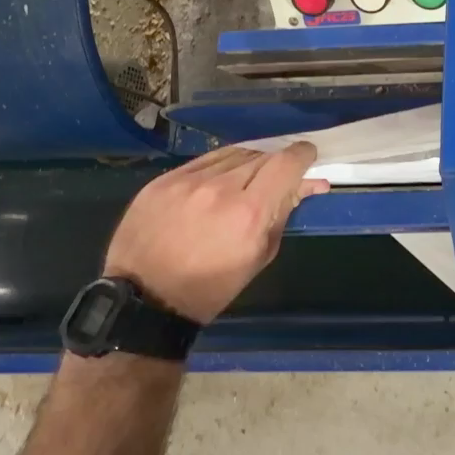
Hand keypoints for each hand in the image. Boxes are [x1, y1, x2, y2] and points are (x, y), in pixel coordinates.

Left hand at [104, 144, 328, 323]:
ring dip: (248, 162)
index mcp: (248, 213)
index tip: (307, 156)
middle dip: (276, 163)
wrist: (144, 300)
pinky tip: (219, 181)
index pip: (286, 163)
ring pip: (233, 154)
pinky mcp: (163, 180)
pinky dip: (220, 166)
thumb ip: (284, 213)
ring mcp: (187, 181)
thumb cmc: (211, 287)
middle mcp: (219, 188)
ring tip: (246, 181)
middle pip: (262, 156)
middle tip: (277, 177)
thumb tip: (310, 183)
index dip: (303, 155)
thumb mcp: (259, 256)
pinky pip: (204, 161)